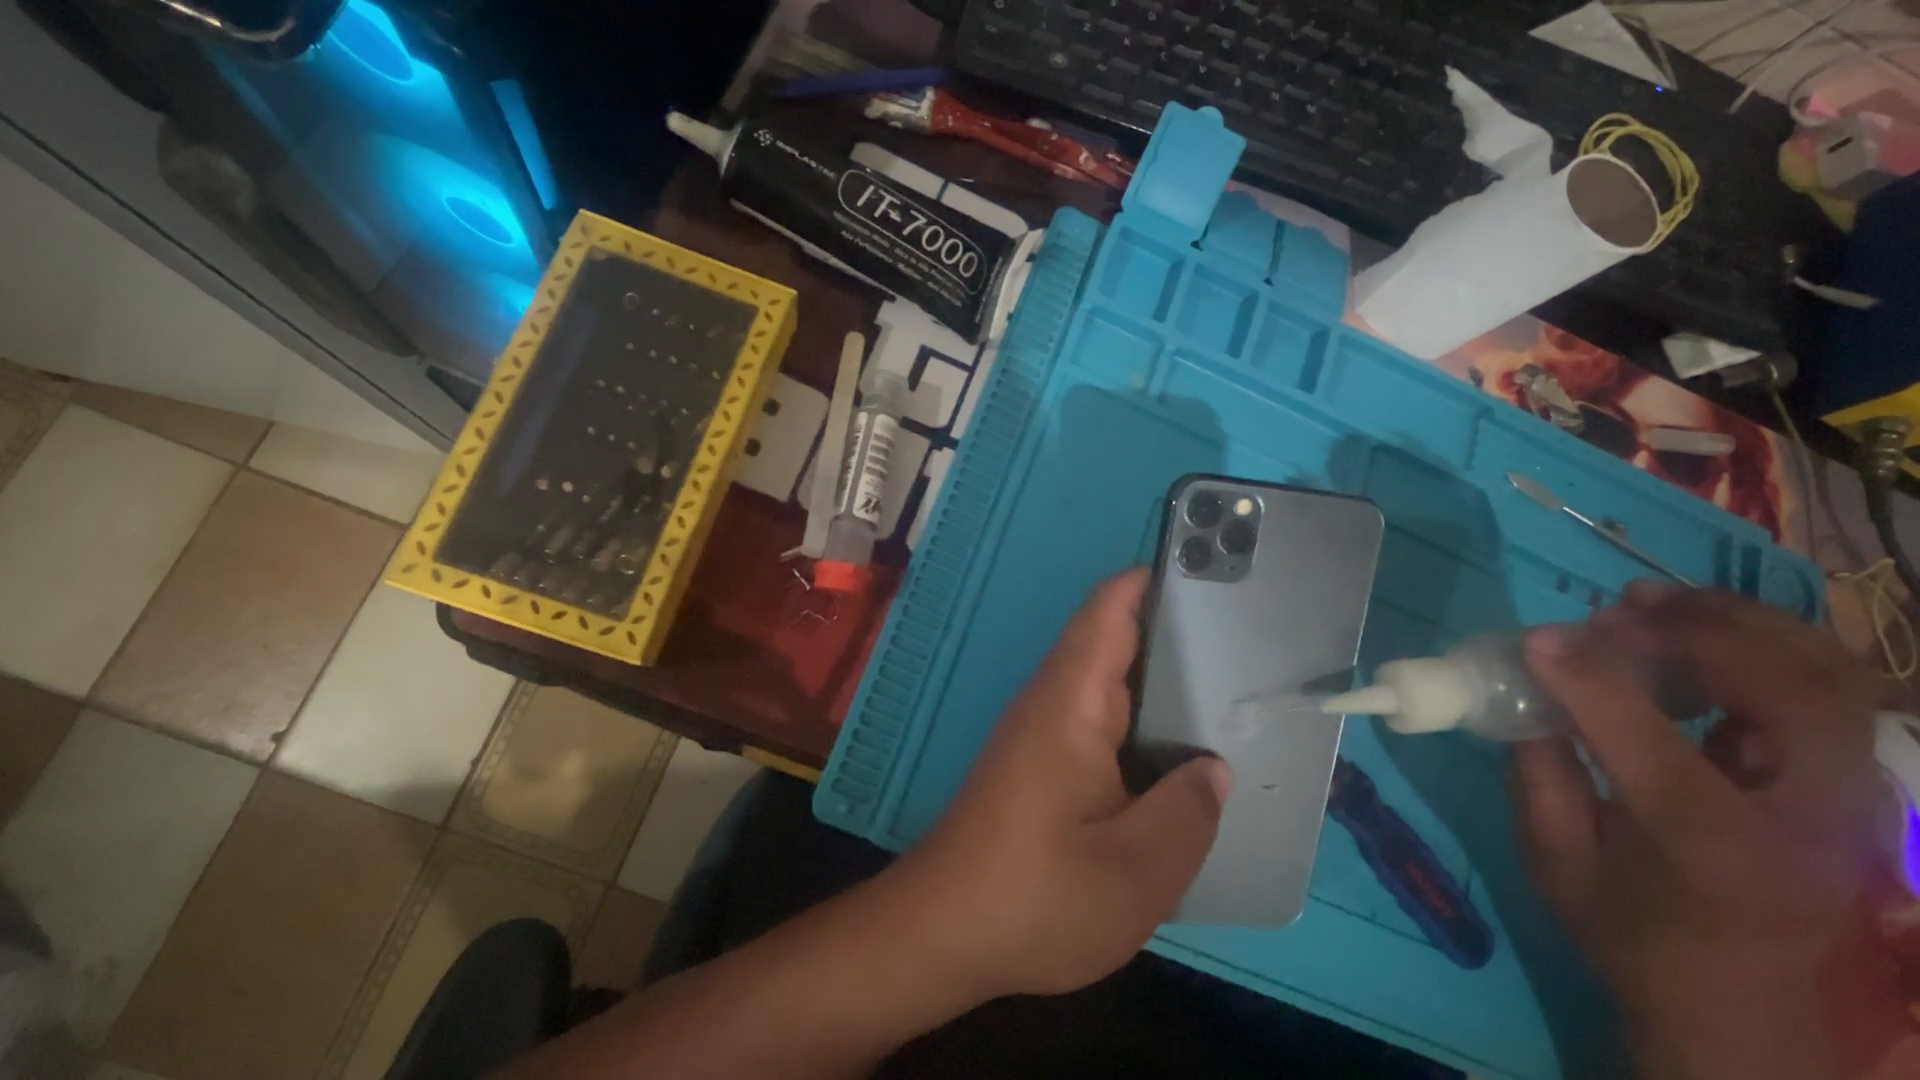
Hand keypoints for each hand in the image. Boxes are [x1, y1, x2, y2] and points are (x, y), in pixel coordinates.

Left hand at [892, 568, 1231, 999]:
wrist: (937, 936)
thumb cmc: (1033, 898)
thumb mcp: (1135, 871)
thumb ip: (1187, 813)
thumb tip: (1214, 769)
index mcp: (1071, 703)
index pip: (1109, 610)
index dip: (1156, 578)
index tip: (1218, 570)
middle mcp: (1052, 706)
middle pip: (1116, 645)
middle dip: (1180, 638)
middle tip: (1260, 645)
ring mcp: (1041, 739)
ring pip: (1111, 693)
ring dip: (1165, 693)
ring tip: (1241, 703)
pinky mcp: (1038, 773)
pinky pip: (1100, 732)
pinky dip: (1143, 736)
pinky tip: (1182, 770)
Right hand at [1513, 583, 1882, 1076]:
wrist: (1734, 997)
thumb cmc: (1628, 932)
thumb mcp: (1556, 861)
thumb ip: (1540, 770)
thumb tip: (1527, 682)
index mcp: (1717, 857)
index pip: (1657, 748)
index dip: (1594, 682)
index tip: (1540, 639)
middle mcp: (1809, 824)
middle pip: (1791, 695)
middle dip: (1698, 632)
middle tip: (1615, 609)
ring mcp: (1851, 803)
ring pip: (1828, 676)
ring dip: (1738, 624)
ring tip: (1653, 601)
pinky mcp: (1855, 783)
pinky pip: (1825, 687)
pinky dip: (1762, 643)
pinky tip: (1695, 631)